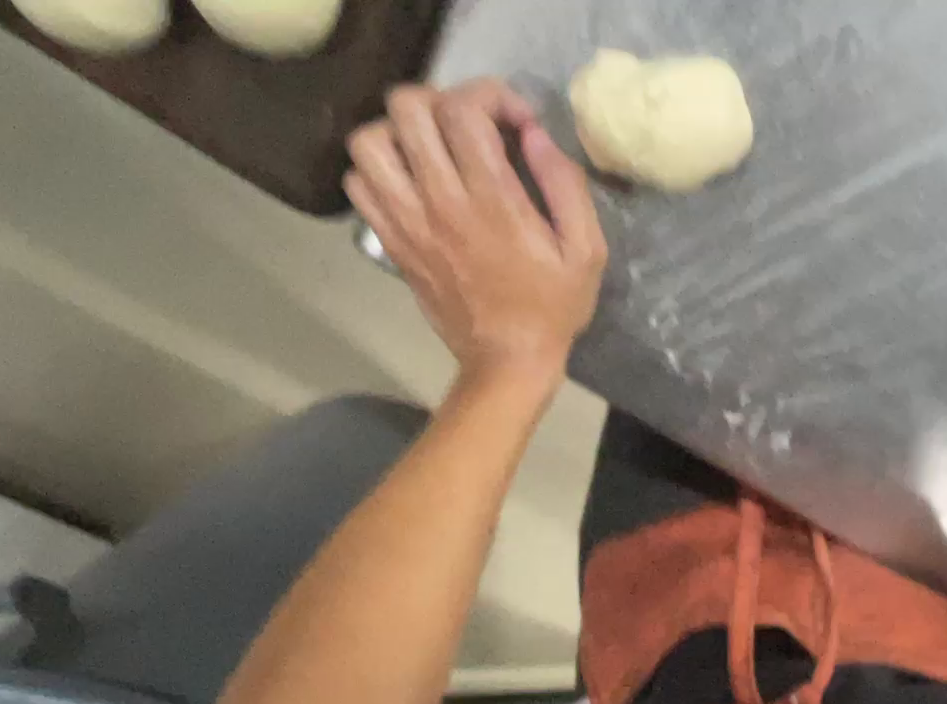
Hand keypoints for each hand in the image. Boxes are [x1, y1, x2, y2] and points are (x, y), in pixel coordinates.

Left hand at [345, 79, 608, 396]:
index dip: (492, 96)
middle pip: (409, 109)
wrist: (507, 363)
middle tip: (472, 131)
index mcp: (493, 200)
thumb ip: (566, 186)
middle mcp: (441, 201)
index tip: (516, 123)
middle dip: (445, 103)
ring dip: (402, 134)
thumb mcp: (587, 252)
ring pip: (371, 140)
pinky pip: (359, 183)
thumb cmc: (553, 309)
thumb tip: (534, 134)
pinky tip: (411, 184)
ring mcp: (408, 222)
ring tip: (434, 153)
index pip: (465, 108)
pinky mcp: (392, 242)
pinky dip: (378, 170)